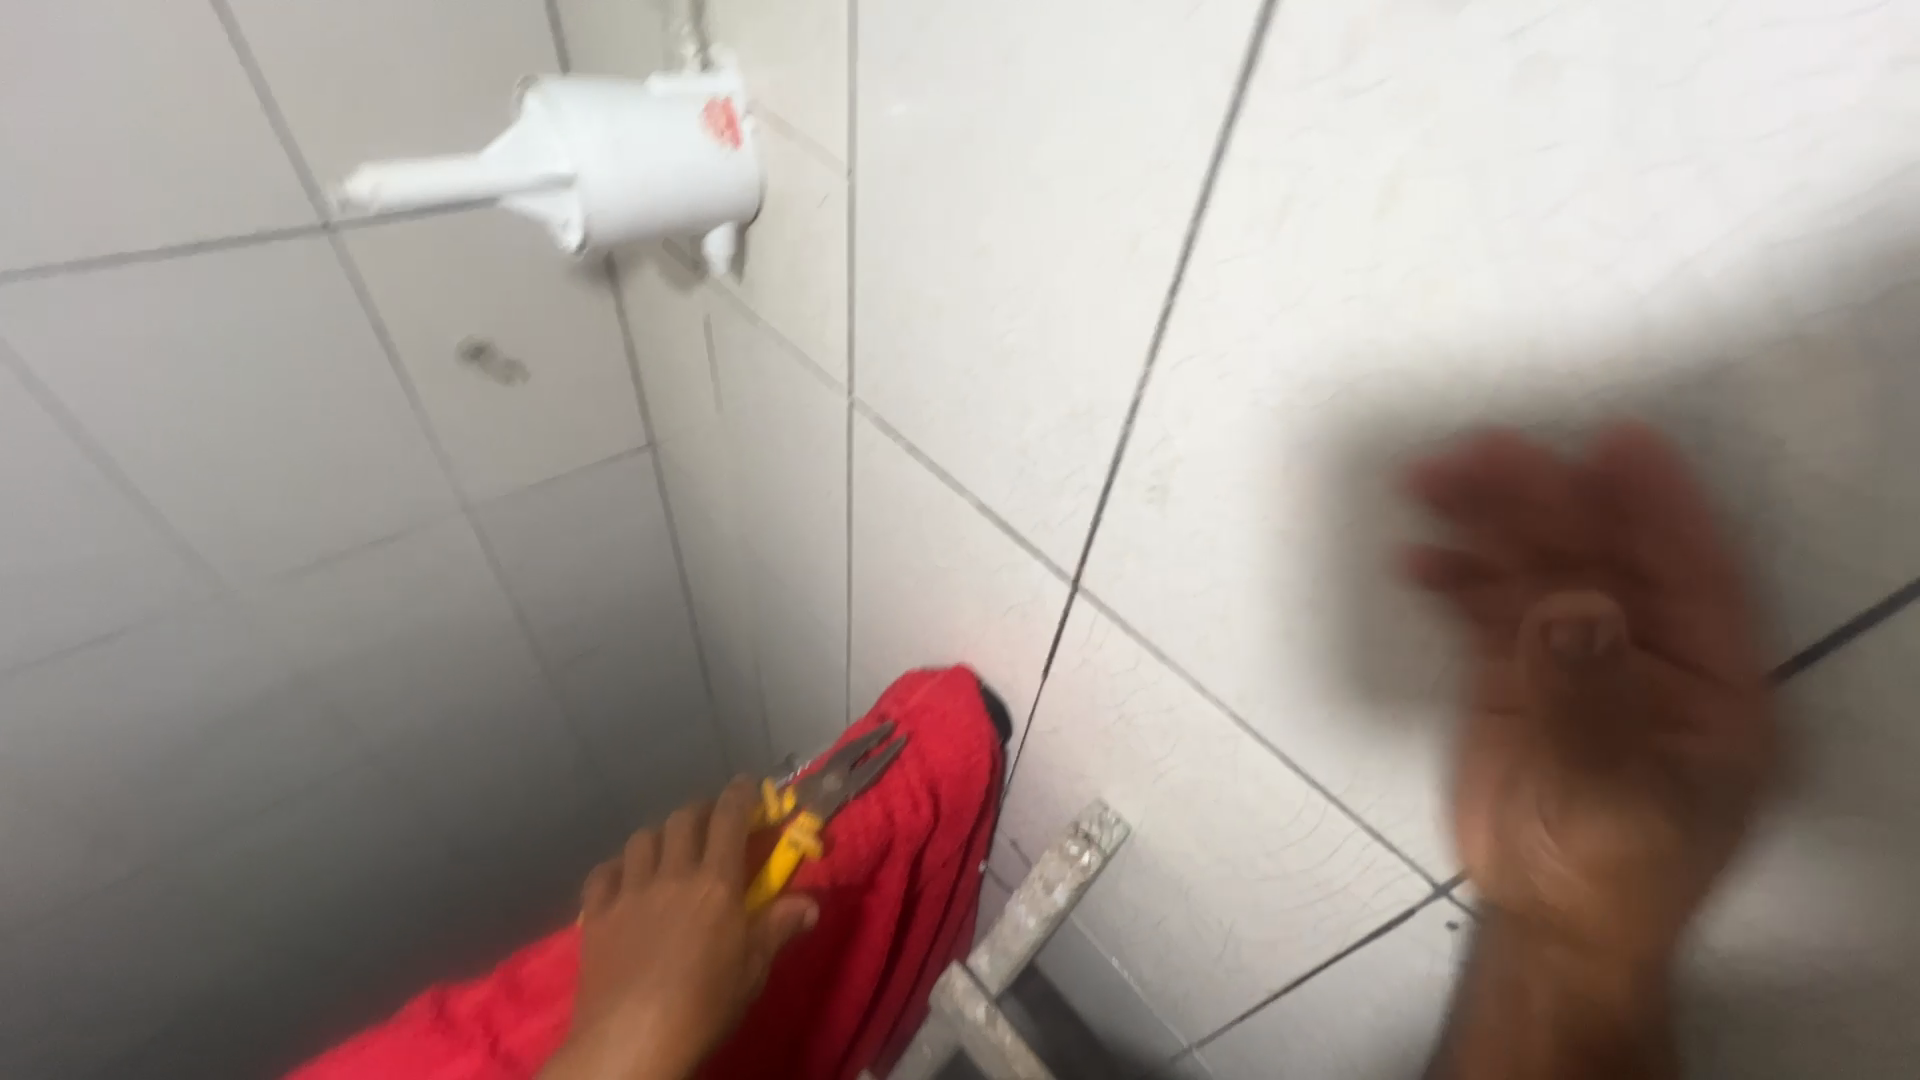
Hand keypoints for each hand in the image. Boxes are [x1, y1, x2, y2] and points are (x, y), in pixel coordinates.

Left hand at [544, 778, 818, 1079]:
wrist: (630, 1045)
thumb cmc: (704, 1005)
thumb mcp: (754, 968)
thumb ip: (781, 926)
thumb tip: (812, 903)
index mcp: (716, 881)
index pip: (729, 817)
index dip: (739, 794)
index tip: (746, 785)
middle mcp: (673, 874)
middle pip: (684, 819)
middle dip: (700, 812)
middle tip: (711, 822)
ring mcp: (630, 893)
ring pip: (642, 839)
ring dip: (660, 837)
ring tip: (668, 850)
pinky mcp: (596, 917)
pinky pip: (602, 873)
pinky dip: (616, 868)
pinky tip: (624, 880)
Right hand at [1403, 424, 1777, 968]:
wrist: (1545, 909)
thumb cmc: (1607, 866)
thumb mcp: (1612, 791)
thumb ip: (1590, 695)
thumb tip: (1570, 602)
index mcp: (1704, 677)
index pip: (1683, 571)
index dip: (1653, 503)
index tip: (1612, 439)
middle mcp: (1638, 651)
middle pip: (1588, 555)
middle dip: (1538, 501)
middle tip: (1480, 452)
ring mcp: (1565, 655)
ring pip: (1527, 570)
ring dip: (1484, 525)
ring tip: (1431, 482)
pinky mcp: (1506, 670)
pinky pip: (1479, 606)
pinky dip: (1450, 578)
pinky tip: (1418, 558)